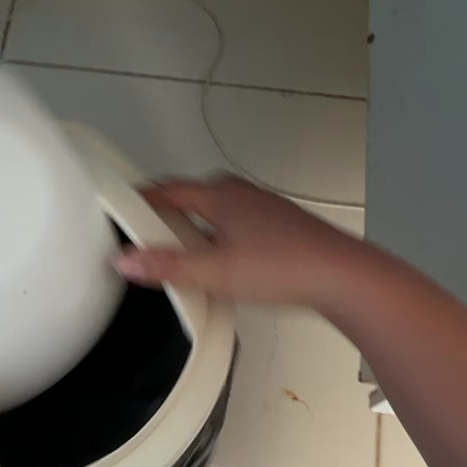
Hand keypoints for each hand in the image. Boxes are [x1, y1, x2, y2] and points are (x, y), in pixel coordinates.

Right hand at [115, 176, 372, 308]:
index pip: (168, 190)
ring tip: (183, 251)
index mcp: (221, 197)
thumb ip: (166, 266)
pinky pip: (238, 225)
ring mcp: (265, 210)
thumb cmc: (285, 266)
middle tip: (148, 231)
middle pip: (193, 197)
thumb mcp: (213, 272)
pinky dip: (221, 237)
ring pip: (218, 211)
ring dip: (197, 226)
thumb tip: (126, 260)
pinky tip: (223, 262)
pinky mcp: (281, 228)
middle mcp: (243, 195)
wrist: (343, 277)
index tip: (123, 206)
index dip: (142, 199)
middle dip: (168, 212)